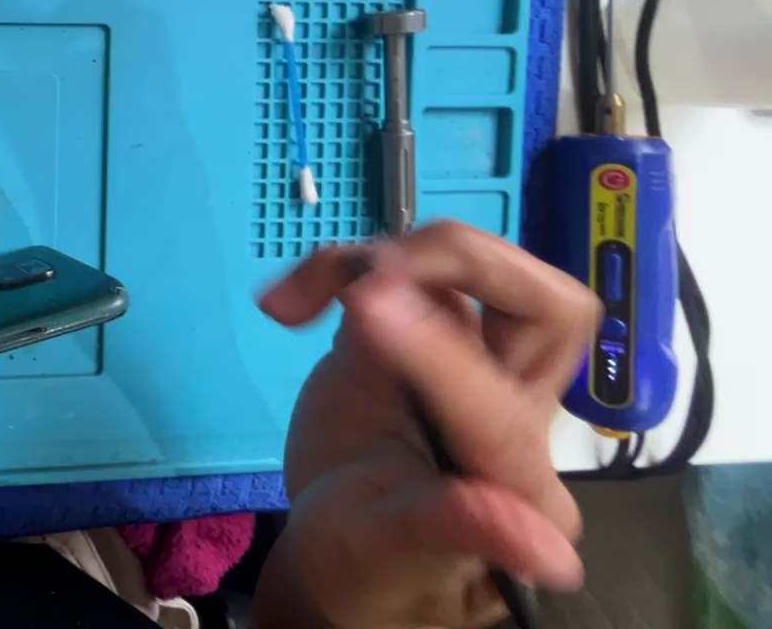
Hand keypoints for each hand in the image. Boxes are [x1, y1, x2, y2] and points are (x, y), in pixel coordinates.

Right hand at [254, 222, 598, 628]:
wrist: (343, 551)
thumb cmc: (367, 570)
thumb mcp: (389, 560)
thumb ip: (448, 535)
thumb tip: (545, 547)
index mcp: (515, 478)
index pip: (494, 403)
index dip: (431, 350)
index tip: (356, 303)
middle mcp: (504, 409)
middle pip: (542, 305)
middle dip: (461, 265)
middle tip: (375, 269)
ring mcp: (453, 365)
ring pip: (461, 273)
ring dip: (380, 261)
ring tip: (295, 298)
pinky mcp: (399, 341)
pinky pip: (389, 278)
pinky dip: (336, 269)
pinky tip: (285, 305)